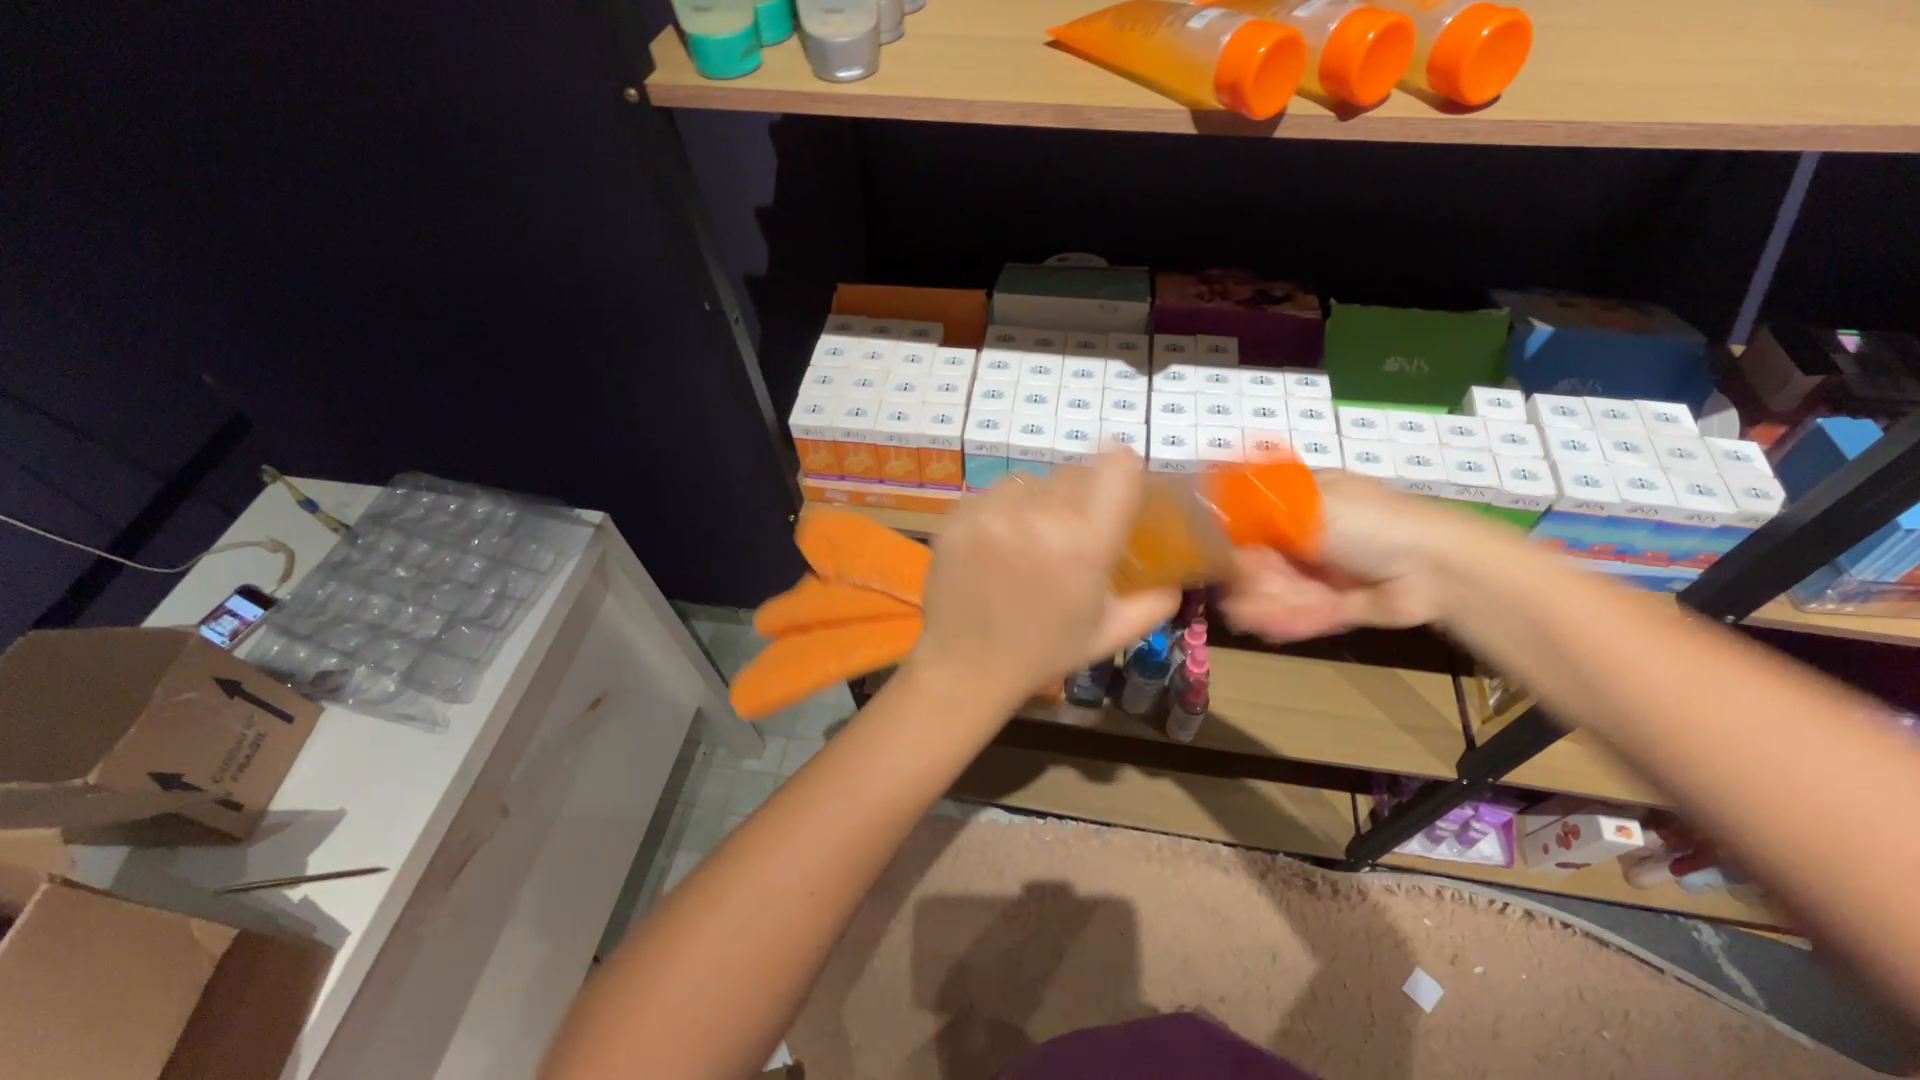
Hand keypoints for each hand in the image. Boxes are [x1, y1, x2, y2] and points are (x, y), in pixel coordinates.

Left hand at [909, 452, 1180, 711]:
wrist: (966, 667)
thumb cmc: (1044, 653)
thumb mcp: (1110, 633)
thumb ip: (1154, 602)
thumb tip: (1175, 579)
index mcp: (1085, 542)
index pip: (1118, 464)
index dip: (1123, 472)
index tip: (1119, 491)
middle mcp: (1040, 515)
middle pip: (1074, 473)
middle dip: (1080, 497)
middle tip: (1072, 533)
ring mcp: (993, 512)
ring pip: (1031, 481)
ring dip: (1037, 502)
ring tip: (1029, 541)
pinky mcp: (958, 514)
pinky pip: (993, 494)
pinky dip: (1001, 512)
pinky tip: (997, 547)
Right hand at [1222, 474, 1473, 642]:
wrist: (1436, 570)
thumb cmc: (1370, 524)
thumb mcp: (1308, 505)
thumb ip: (1255, 510)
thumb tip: (1208, 508)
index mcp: (1297, 502)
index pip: (1245, 520)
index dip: (1230, 541)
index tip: (1224, 557)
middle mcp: (1303, 535)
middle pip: (1253, 562)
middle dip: (1250, 580)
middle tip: (1257, 588)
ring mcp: (1317, 572)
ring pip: (1271, 592)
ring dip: (1264, 603)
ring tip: (1263, 615)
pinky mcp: (1329, 605)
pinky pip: (1295, 614)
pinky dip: (1284, 621)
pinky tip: (1271, 626)